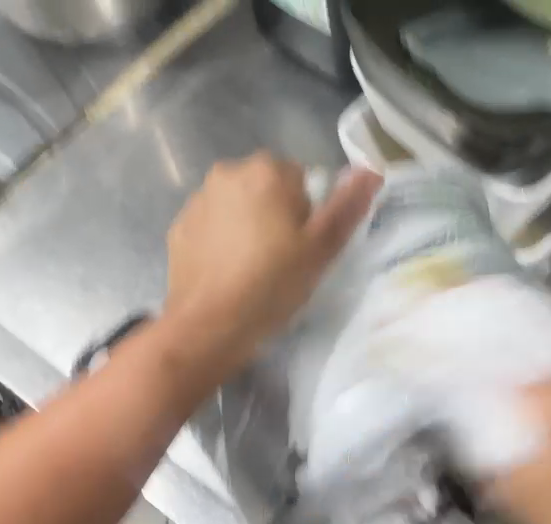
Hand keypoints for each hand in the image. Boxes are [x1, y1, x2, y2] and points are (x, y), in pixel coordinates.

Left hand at [160, 153, 381, 383]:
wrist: (210, 326)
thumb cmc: (272, 286)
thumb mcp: (320, 251)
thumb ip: (346, 207)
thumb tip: (371, 170)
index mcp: (267, 171)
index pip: (301, 180)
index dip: (308, 216)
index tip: (303, 249)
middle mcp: (227, 172)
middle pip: (266, 190)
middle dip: (276, 217)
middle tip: (282, 263)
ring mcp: (198, 200)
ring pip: (237, 208)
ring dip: (248, 229)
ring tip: (253, 273)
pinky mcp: (179, 228)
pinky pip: (211, 229)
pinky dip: (221, 245)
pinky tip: (228, 277)